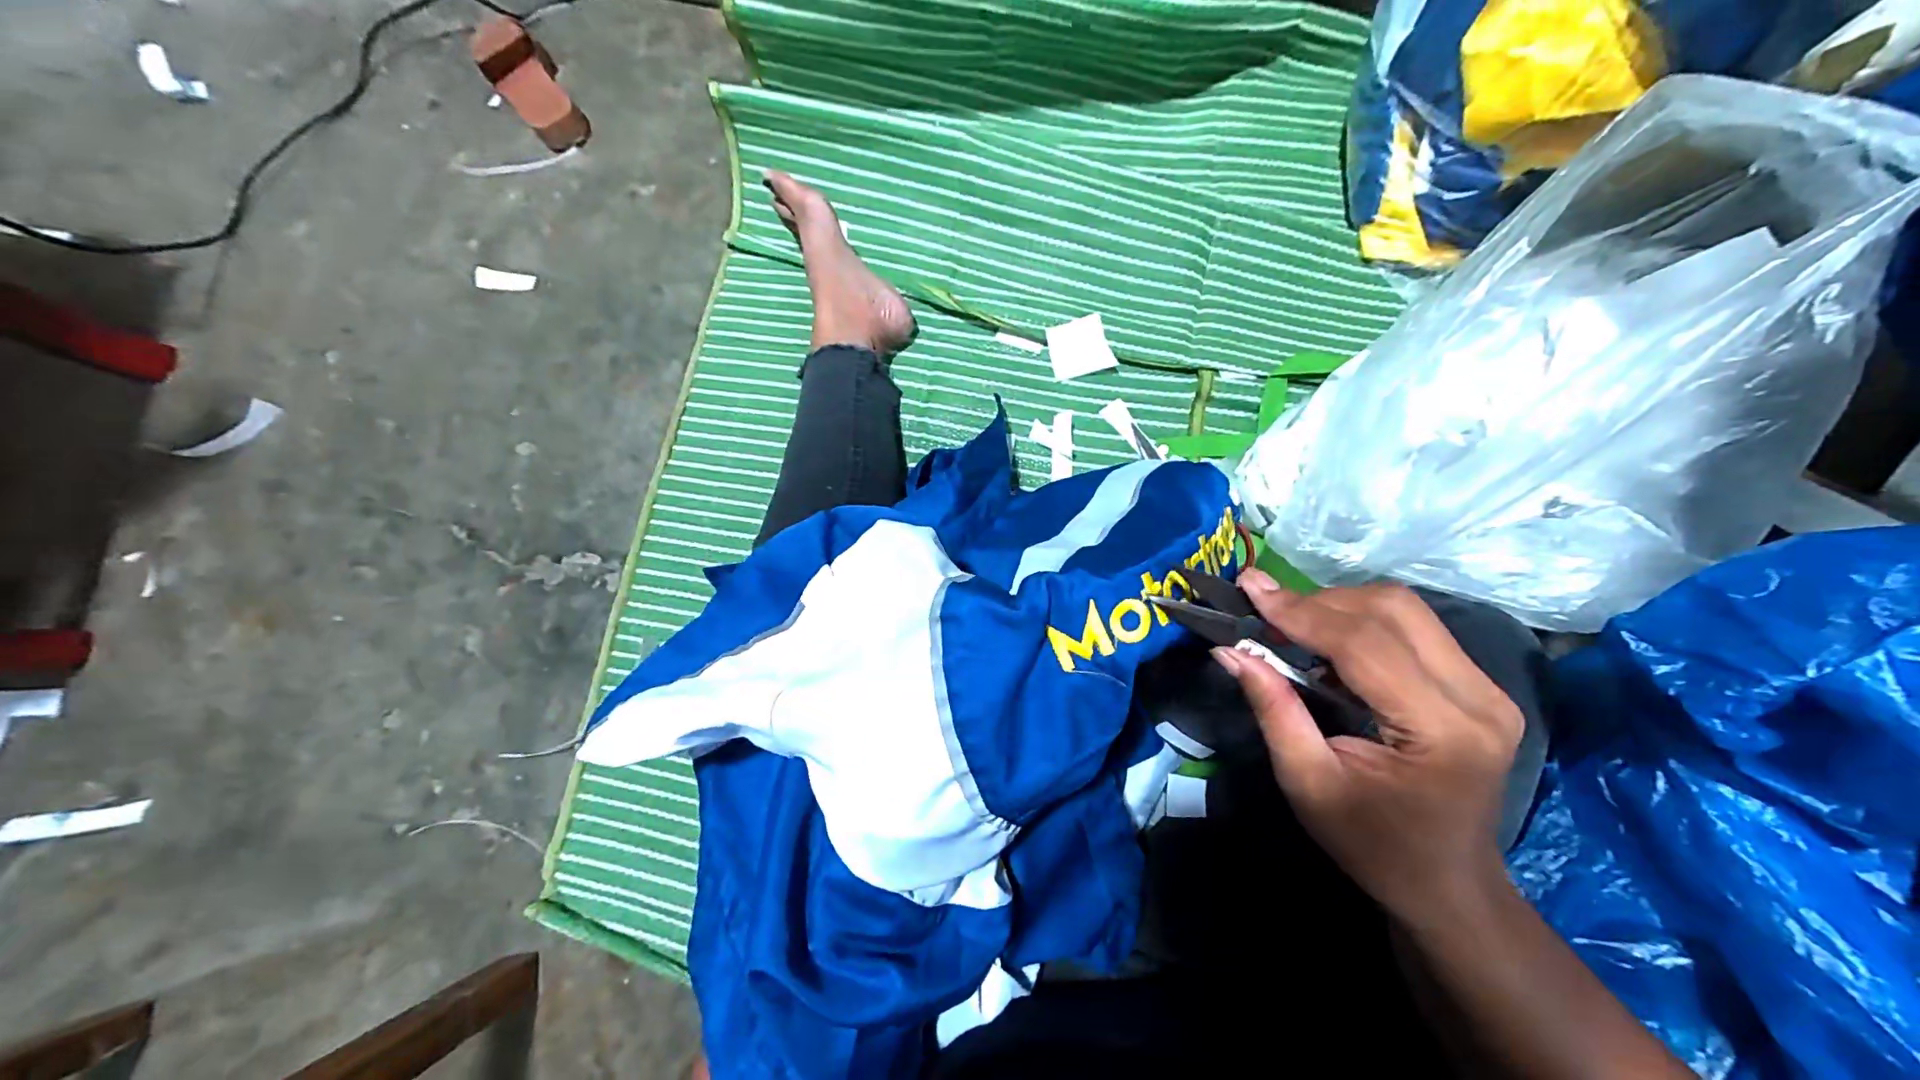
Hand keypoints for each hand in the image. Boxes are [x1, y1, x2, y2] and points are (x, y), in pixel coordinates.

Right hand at [1211, 572, 1523, 920]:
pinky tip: (1330, 641)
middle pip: (1393, 611)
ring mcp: (1489, 689)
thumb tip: (1230, 649)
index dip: (1301, 611)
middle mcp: (1479, 698)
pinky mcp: (1482, 687)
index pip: (1365, 644)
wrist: (1446, 883)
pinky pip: (1416, 629)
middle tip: (1266, 610)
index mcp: (1442, 730)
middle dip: (1320, 601)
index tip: (1248, 589)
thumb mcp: (1307, 782)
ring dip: (1341, 606)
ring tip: (1293, 624)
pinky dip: (1363, 622)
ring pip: (1406, 610)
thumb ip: (1273, 709)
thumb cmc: (1371, 844)